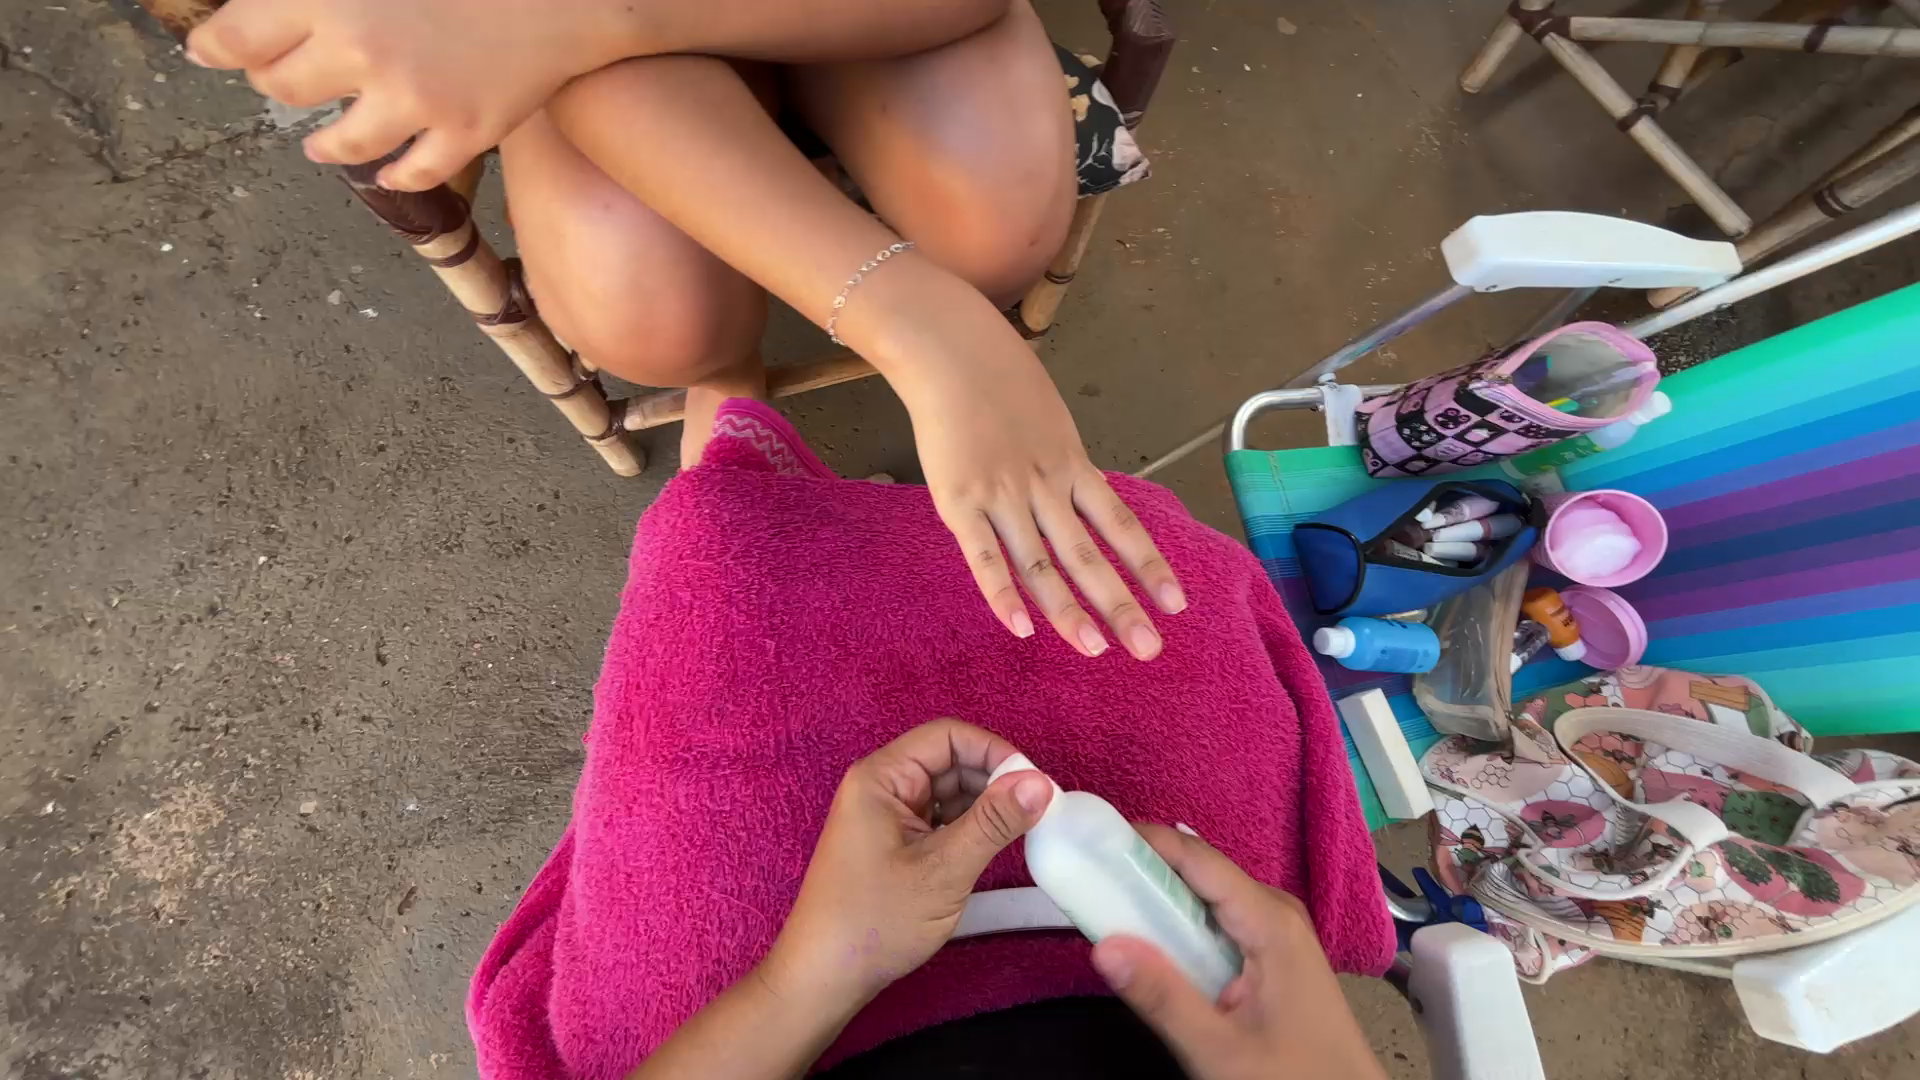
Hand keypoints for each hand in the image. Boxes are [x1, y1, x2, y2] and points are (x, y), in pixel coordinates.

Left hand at [185, 0, 632, 189]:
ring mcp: (419, 104)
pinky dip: (395, 176)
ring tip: (319, 147)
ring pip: (346, 143)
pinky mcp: (466, 135)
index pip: (240, 35)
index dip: (215, 48)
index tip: (207, 56)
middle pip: (286, 90)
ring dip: (325, 146)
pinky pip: (418, 171)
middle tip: (278, 89)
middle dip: (274, 88)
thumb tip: (277, 11)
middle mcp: (365, 56)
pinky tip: (385, 174)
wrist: (549, 4)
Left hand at [765, 719, 1052, 1006]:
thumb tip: (1041, 783)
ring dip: (984, 805)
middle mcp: (884, 785)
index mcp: (883, 776)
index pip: (947, 736)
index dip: (993, 751)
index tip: (1033, 782)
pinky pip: (940, 817)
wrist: (821, 981)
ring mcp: (888, 813)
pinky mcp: (895, 840)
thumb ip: (993, 822)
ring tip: (1021, 828)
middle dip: (993, 780)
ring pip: (948, 790)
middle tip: (1036, 809)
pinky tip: (993, 843)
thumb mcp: (943, 870)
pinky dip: (969, 826)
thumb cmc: (874, 921)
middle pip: (949, 760)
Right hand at [862, 268, 1186, 661]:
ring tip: (1097, 650)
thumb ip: (1061, 466)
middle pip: (1089, 555)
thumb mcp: (1050, 422)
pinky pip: (985, 556)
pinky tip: (1021, 628)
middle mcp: (1046, 487)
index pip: (1120, 524)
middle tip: (1149, 650)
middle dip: (1120, 604)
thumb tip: (1077, 499)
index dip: (1149, 565)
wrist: (953, 352)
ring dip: (1070, 611)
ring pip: (1042, 563)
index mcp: (1072, 467)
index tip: (1176, 604)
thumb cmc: (1001, 383)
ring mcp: (1003, 496)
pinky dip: (1002, 593)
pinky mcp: (960, 503)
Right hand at [1090, 826, 1387, 1079]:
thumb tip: (1101, 946)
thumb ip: (1162, 998)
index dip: (1144, 840)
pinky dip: (1178, 919)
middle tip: (1090, 874)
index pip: (1196, 857)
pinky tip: (1150, 935)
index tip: (1093, 839)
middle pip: (1198, 870)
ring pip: (1205, 894)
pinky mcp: (1271, 951)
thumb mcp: (1222, 1053)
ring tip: (1108, 898)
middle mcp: (1274, 909)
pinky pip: (1216, 917)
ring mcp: (1275, 929)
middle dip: (1143, 868)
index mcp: (1269, 919)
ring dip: (1158, 894)